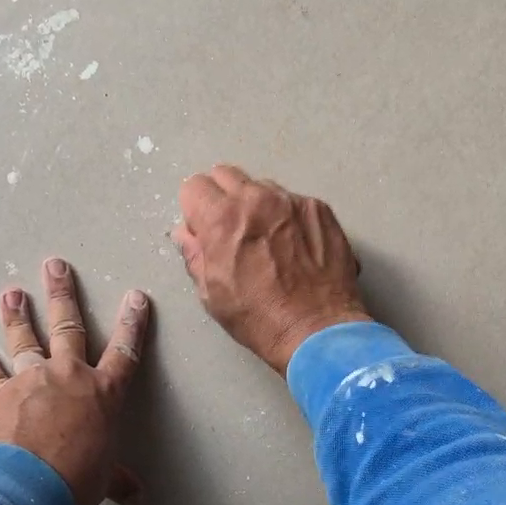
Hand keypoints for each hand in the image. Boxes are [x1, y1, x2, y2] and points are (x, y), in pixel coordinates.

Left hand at [0, 258, 148, 504]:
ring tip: (13, 293)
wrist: (30, 486)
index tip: (136, 297)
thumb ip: (117, 479)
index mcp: (104, 394)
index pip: (125, 351)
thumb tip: (138, 497)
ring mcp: (32, 381)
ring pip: (26, 339)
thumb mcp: (104, 478)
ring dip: (18, 315)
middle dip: (63, 293)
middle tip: (55, 265)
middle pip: (68, 326)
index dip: (133, 324)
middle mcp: (69, 377)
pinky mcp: (1, 395)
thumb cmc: (77, 480)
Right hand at [174, 165, 371, 374]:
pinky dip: (287, 217)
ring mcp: (292, 201)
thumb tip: (186, 234)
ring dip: (256, 205)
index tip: (202, 231)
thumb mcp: (211, 294)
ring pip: (261, 186)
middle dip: (221, 198)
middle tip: (230, 231)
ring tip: (267, 241)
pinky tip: (294, 248)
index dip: (194, 210)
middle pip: (225, 175)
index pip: (194, 186)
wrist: (316, 329)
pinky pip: (293, 201)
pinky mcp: (320, 209)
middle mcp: (257, 199)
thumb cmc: (257, 318)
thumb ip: (195, 255)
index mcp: (222, 219)